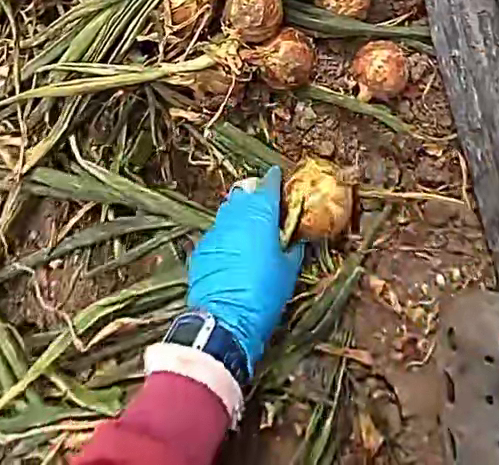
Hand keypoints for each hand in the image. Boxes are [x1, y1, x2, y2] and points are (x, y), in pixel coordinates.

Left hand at [188, 166, 305, 369]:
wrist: (224, 322)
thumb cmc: (263, 293)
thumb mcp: (288, 270)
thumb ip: (293, 248)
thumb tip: (296, 240)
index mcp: (260, 214)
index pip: (268, 184)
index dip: (275, 179)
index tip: (278, 177)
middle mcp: (235, 216)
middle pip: (245, 193)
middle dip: (254, 194)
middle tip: (265, 205)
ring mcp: (215, 231)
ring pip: (227, 211)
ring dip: (238, 213)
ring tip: (247, 227)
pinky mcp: (201, 249)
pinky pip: (216, 233)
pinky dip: (226, 236)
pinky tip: (232, 251)